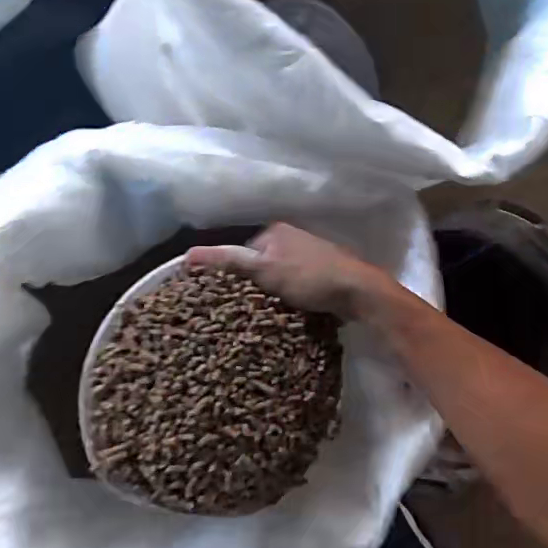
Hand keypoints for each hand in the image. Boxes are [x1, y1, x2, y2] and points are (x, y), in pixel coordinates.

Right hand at [187, 224, 397, 320]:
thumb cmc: (309, 277)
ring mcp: (310, 256)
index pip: (240, 252)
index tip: (227, 299)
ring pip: (278, 278)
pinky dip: (290, 300)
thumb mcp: (263, 269)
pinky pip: (296, 288)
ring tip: (267, 316)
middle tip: (246, 311)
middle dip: (253, 286)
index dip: (231, 275)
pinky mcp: (323, 275)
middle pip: (259, 266)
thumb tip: (187, 255)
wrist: (359, 292)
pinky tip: (290, 314)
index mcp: (275, 231)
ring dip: (272, 295)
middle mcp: (293, 238)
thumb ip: (228, 261)